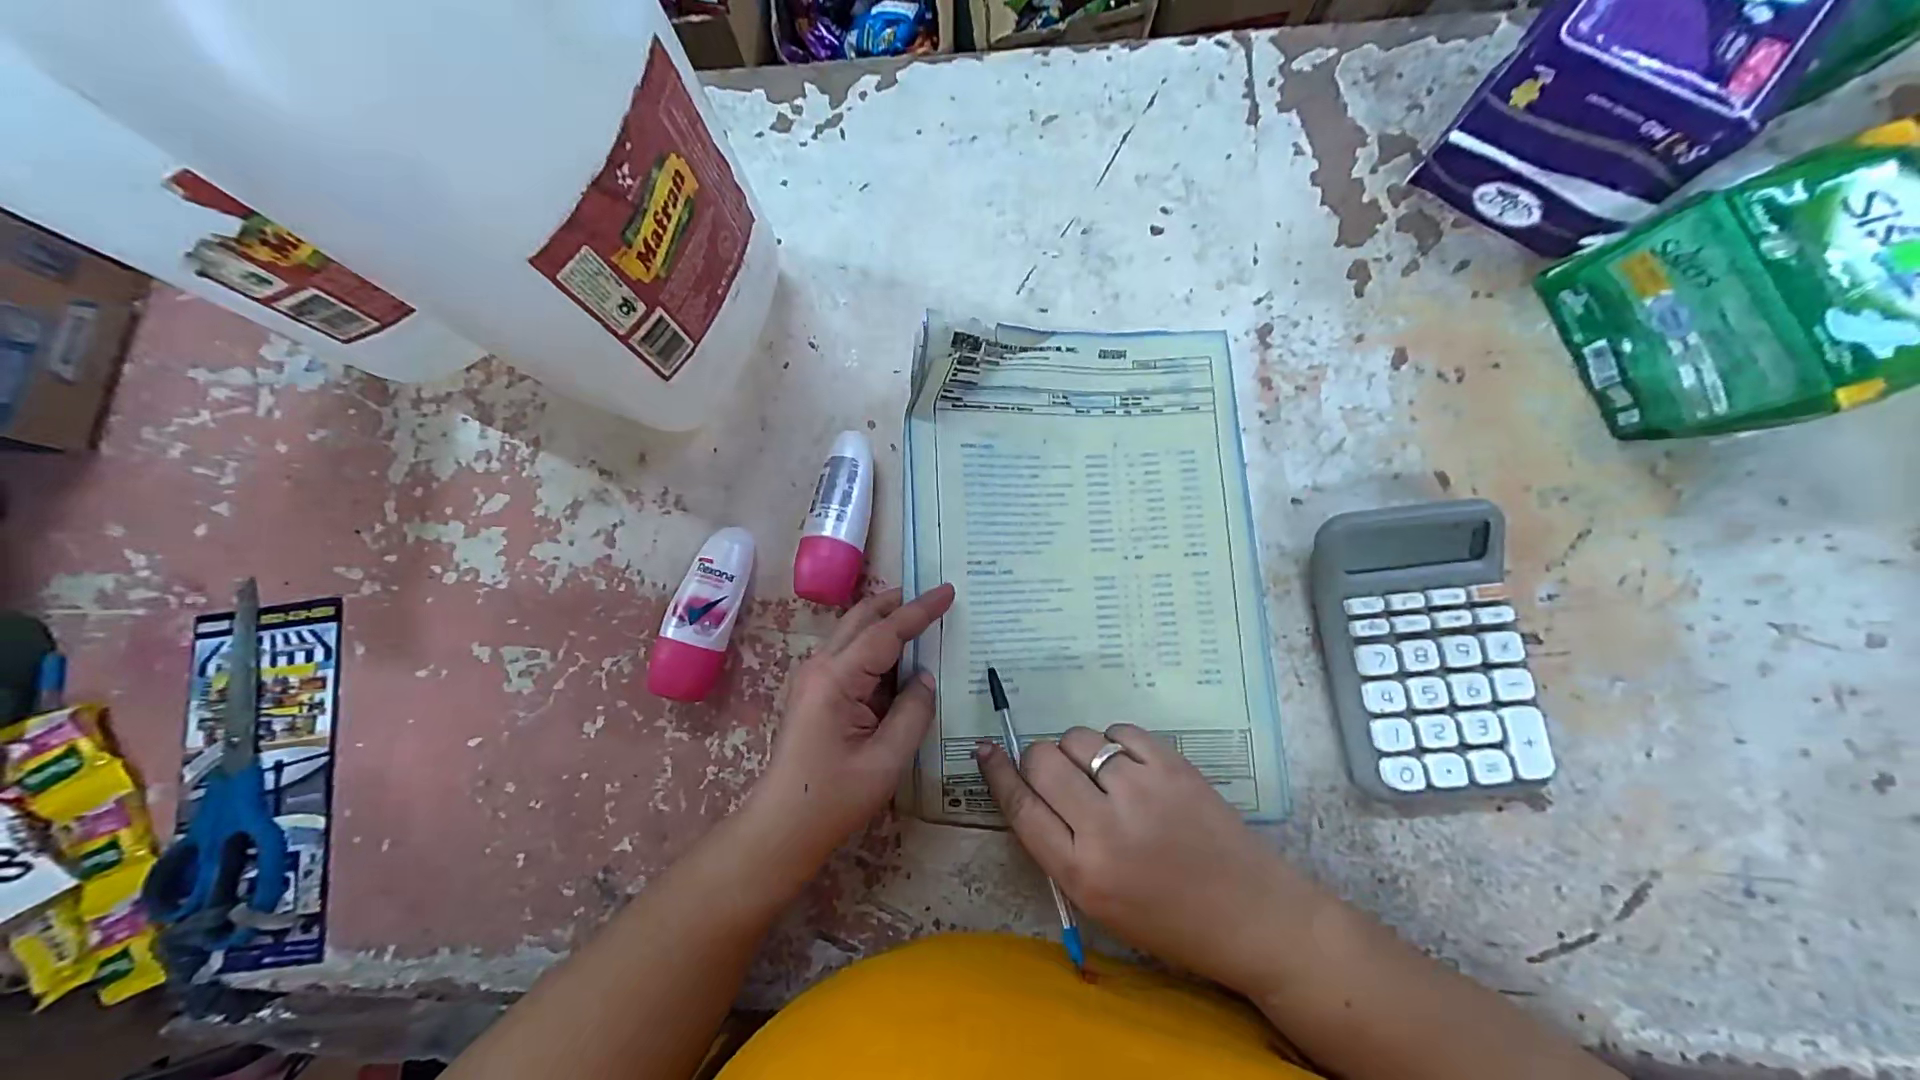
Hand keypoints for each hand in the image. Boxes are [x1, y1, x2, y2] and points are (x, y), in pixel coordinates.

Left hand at [749, 584, 954, 860]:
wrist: (783, 826)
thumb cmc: (835, 797)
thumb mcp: (887, 759)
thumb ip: (913, 712)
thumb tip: (924, 677)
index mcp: (836, 679)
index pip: (885, 632)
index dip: (919, 610)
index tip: (947, 590)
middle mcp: (820, 667)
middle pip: (862, 619)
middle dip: (897, 603)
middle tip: (932, 594)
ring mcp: (814, 678)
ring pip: (854, 634)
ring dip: (886, 622)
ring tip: (922, 618)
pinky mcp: (815, 692)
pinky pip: (851, 656)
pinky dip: (878, 647)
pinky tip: (899, 658)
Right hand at [976, 723, 1319, 995]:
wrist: (1251, 915)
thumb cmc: (1167, 920)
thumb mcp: (1097, 901)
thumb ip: (1056, 844)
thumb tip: (1023, 784)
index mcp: (1082, 872)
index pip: (1020, 806)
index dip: (997, 773)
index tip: (985, 750)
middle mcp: (1106, 828)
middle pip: (1043, 761)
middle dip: (1039, 761)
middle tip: (1060, 775)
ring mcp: (1142, 790)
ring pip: (1078, 739)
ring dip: (1078, 751)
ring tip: (1102, 775)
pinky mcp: (1174, 766)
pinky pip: (1120, 730)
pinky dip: (1114, 742)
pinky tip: (1129, 765)